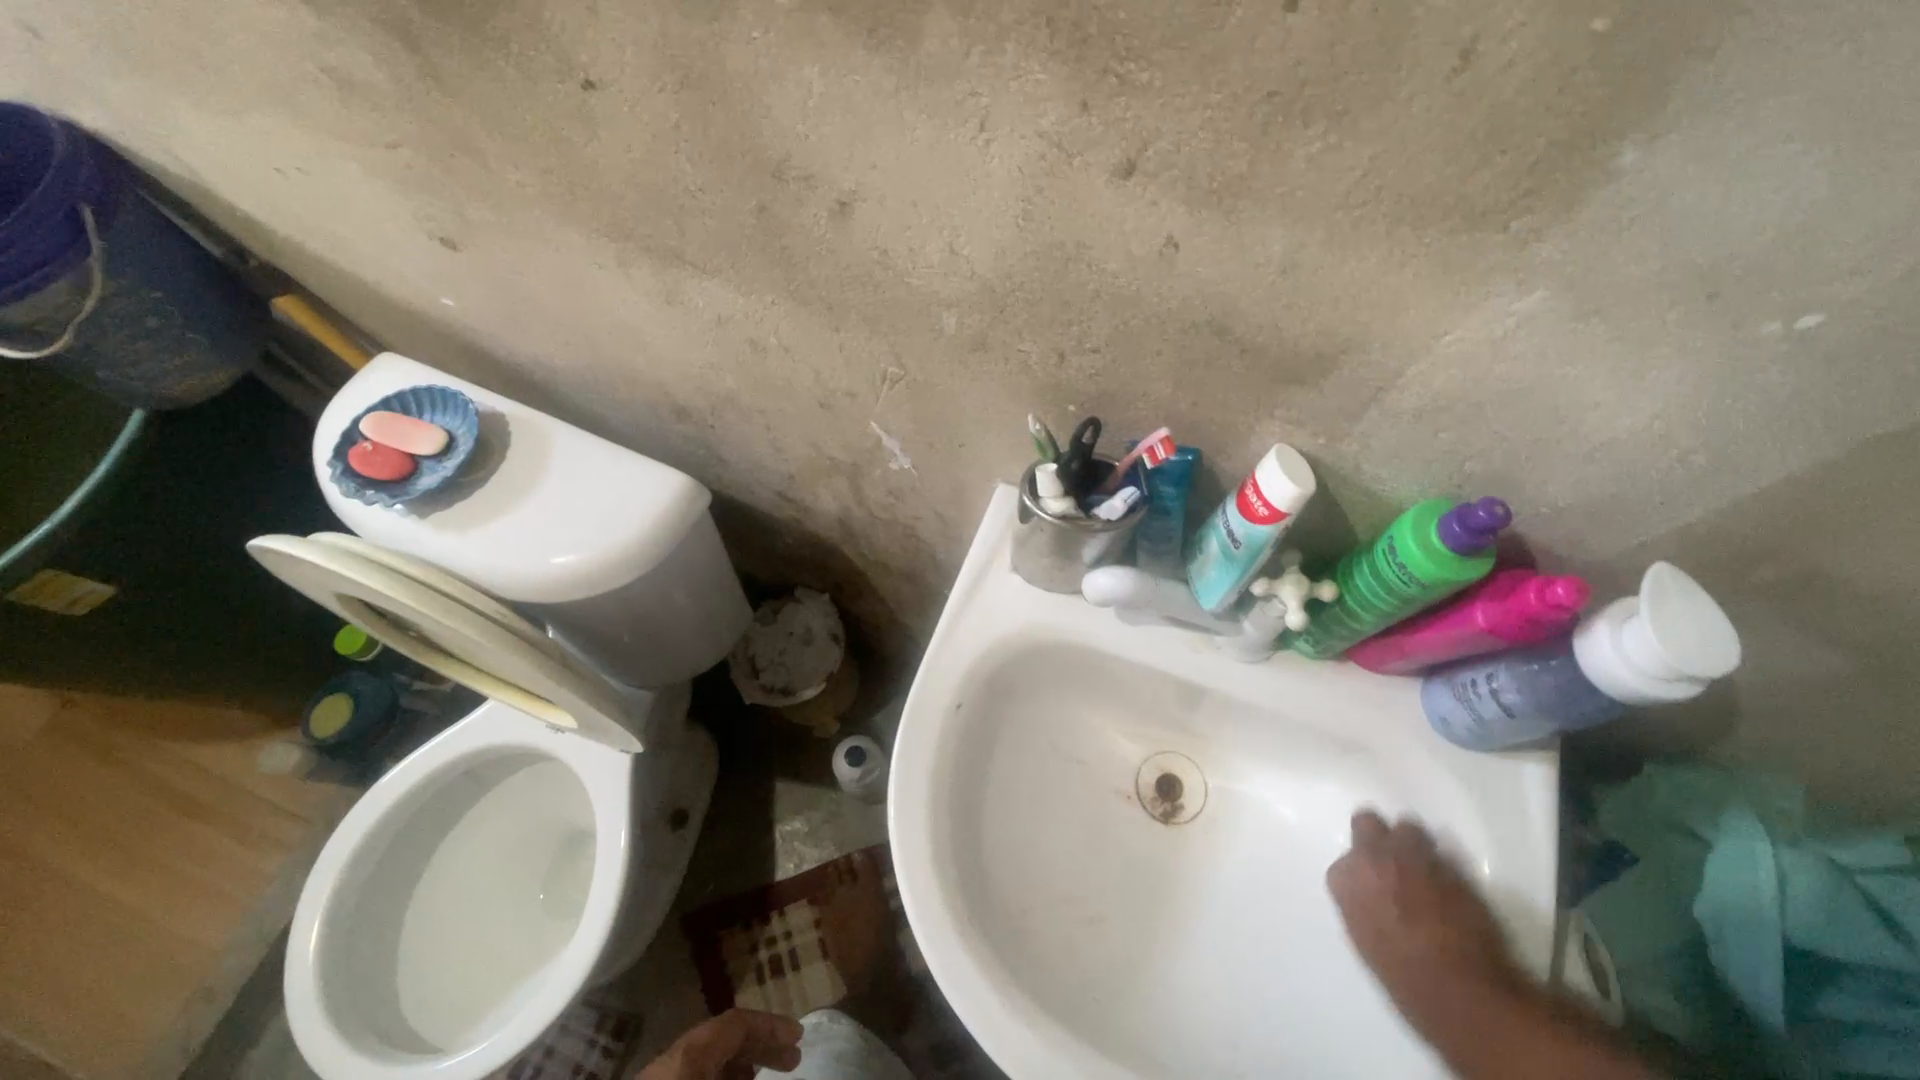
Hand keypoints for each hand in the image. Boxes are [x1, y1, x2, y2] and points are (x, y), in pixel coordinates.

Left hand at [634, 1009, 803, 1079]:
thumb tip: (787, 1065)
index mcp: (688, 1058)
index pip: (734, 1024)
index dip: (771, 1027)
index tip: (799, 1039)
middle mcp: (669, 1065)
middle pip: (719, 1040)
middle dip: (759, 1047)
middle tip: (792, 1060)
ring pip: (702, 1063)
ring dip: (738, 1067)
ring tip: (763, 1078)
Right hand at [1326, 810, 1520, 1027]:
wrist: (1457, 986)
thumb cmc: (1401, 973)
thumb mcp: (1363, 937)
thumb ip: (1360, 903)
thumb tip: (1372, 896)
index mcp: (1345, 878)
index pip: (1345, 860)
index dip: (1361, 872)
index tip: (1373, 887)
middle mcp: (1374, 857)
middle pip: (1367, 821)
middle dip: (1379, 836)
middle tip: (1392, 860)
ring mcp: (1414, 856)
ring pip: (1408, 827)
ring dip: (1412, 844)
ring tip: (1423, 870)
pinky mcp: (1453, 864)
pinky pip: (1442, 853)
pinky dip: (1442, 865)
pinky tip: (1450, 888)